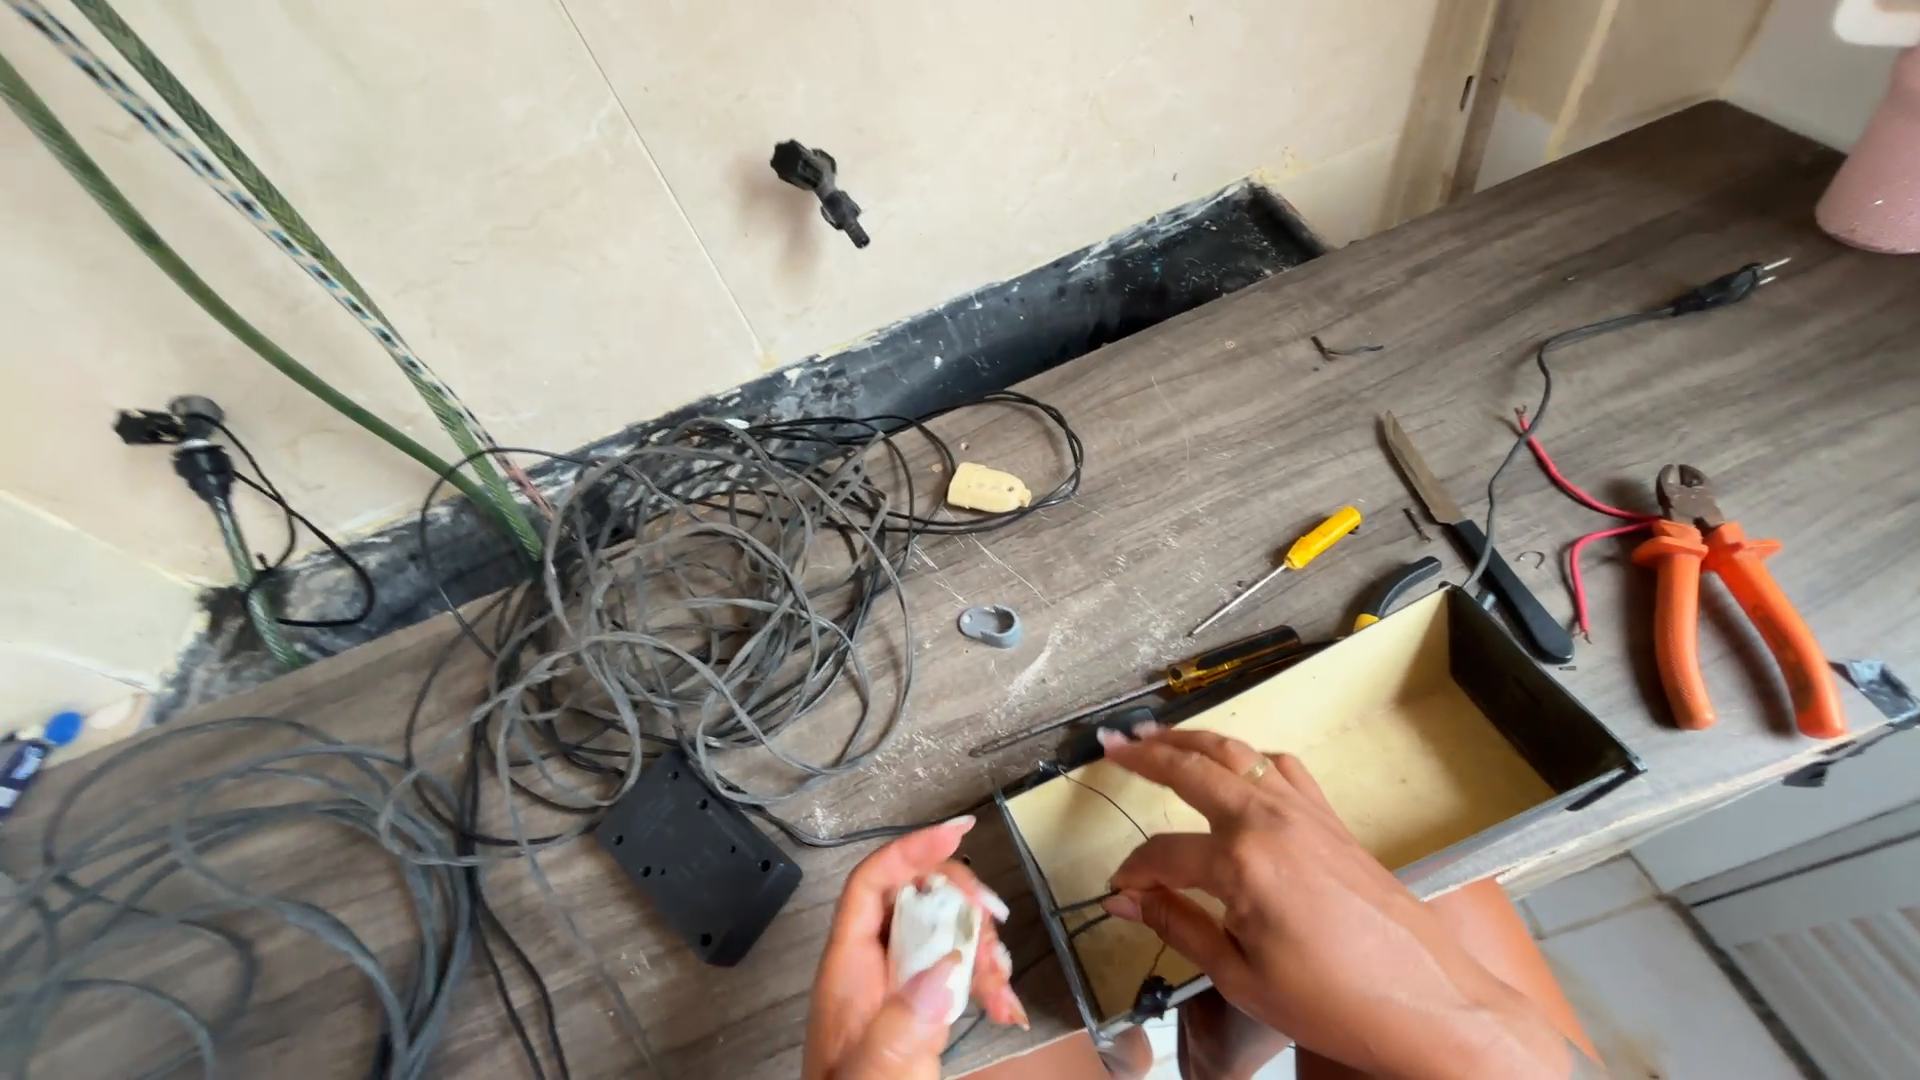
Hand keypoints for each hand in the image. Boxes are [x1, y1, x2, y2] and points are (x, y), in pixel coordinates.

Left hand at [802, 817, 1028, 1079]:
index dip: (910, 850)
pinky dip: (987, 981)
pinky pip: (959, 970)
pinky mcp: (923, 1006)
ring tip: (1002, 986)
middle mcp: (874, 964)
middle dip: (963, 902)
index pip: (872, 883)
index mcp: (848, 967)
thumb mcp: (872, 1077)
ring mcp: (900, 984)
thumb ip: (900, 1028)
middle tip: (995, 923)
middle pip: (918, 897)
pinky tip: (1006, 1007)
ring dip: (982, 946)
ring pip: (945, 930)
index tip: (957, 832)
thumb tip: (945, 967)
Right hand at [1095, 727, 1571, 1079]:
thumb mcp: (1240, 975)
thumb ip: (1175, 925)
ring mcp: (1299, 809)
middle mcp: (1265, 819)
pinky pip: (1279, 766)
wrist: (1430, 1003)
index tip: (1118, 890)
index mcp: (1239, 863)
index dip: (1133, 871)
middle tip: (1110, 744)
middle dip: (1143, 755)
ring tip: (1156, 733)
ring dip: (1189, 738)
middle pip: (1190, 769)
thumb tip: (1123, 902)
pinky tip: (1235, 764)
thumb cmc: (1333, 1001)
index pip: (1162, 853)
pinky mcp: (1326, 814)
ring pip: (1234, 752)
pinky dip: (1247, 756)